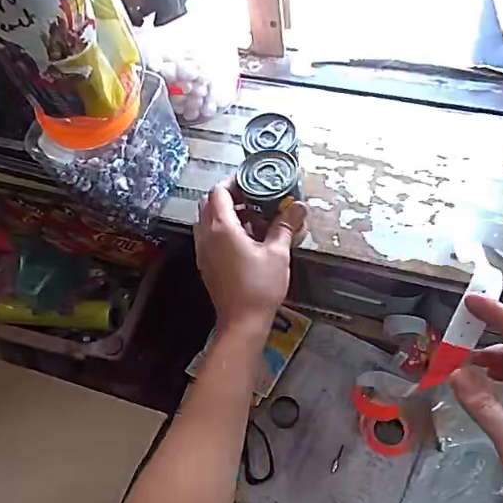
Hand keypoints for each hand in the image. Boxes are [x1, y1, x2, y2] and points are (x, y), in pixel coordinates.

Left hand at [194, 181, 305, 334]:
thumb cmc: (259, 288)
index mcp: (222, 228)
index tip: (251, 180)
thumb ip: (285, 226)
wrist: (242, 321)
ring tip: (251, 216)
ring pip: (206, 219)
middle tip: (253, 196)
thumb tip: (298, 207)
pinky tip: (245, 238)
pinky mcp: (206, 263)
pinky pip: (208, 236)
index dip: (234, 182)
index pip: (219, 192)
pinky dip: (222, 229)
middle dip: (229, 195)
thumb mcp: (277, 253)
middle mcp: (206, 236)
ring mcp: (203, 251)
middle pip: (209, 203)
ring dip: (225, 212)